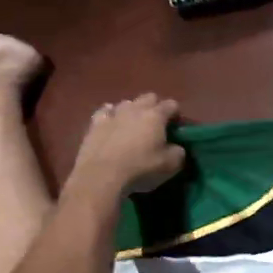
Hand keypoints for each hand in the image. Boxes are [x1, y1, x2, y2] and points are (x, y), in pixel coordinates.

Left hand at [69, 94, 185, 196]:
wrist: (101, 175)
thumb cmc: (140, 168)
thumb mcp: (170, 165)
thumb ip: (178, 152)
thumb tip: (177, 148)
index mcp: (156, 116)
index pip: (171, 105)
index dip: (176, 114)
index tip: (176, 126)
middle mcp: (135, 109)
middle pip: (149, 97)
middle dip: (155, 107)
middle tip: (156, 125)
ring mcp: (113, 114)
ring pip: (126, 103)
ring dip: (132, 111)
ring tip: (133, 125)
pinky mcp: (94, 123)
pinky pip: (105, 111)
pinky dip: (111, 115)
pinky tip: (112, 123)